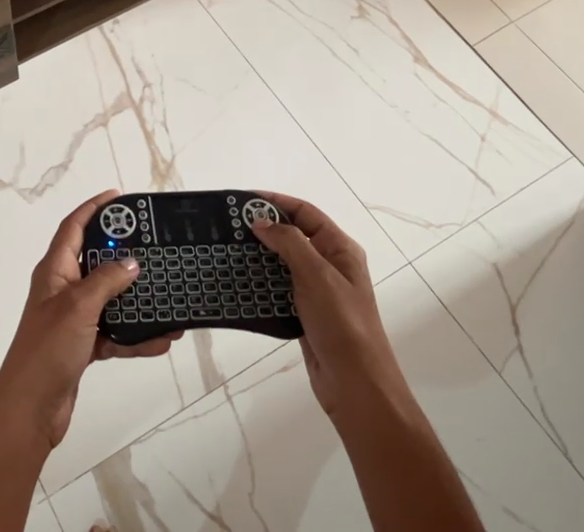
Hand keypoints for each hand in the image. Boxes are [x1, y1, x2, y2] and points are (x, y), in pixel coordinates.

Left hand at [0, 190, 182, 446]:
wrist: (31, 408)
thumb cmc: (47, 349)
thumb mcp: (78, 307)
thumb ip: (105, 281)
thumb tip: (131, 262)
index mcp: (54, 271)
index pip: (73, 227)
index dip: (94, 208)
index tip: (119, 197)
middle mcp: (63, 289)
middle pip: (96, 261)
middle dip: (124, 254)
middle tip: (154, 245)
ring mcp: (73, 318)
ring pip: (111, 299)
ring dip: (137, 300)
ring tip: (167, 296)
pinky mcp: (83, 345)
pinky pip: (116, 332)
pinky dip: (136, 336)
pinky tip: (161, 340)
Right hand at [249, 193, 396, 424]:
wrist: (355, 383)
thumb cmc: (341, 323)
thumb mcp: (317, 275)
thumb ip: (289, 243)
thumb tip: (260, 221)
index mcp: (340, 250)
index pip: (306, 213)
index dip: (276, 202)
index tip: (242, 200)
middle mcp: (330, 265)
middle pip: (294, 235)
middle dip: (264, 228)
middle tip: (228, 225)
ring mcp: (318, 291)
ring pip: (283, 263)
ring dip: (259, 256)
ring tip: (227, 250)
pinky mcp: (305, 313)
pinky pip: (278, 288)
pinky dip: (260, 282)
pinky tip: (239, 281)